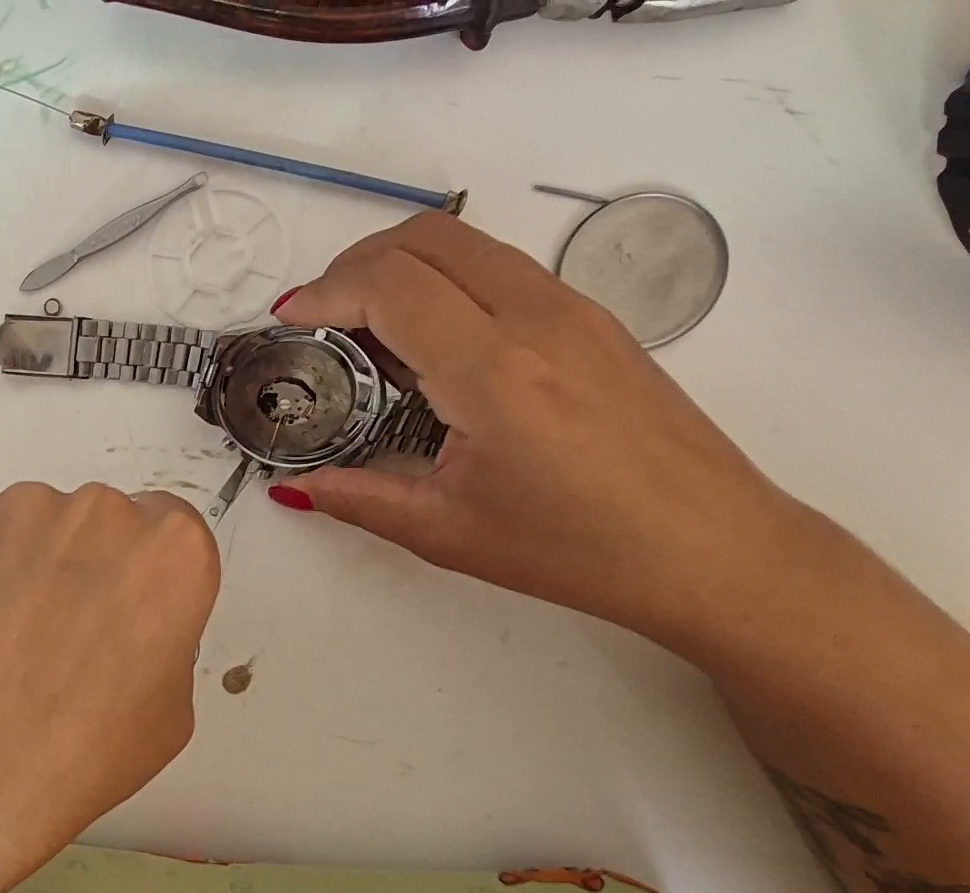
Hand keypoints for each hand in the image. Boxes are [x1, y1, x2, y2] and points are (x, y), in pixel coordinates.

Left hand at [0, 482, 219, 892]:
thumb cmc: (78, 752)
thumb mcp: (168, 712)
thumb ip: (165, 637)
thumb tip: (130, 624)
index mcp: (172, 551)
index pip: (173, 532)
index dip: (148, 576)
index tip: (126, 609)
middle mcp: (101, 510)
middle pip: (104, 524)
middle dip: (90, 566)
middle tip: (62, 631)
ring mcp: (21, 509)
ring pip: (39, 528)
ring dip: (33, 566)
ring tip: (6, 639)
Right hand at [269, 212, 806, 640]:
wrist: (711, 549)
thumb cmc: (574, 549)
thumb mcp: (445, 530)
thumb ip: (356, 498)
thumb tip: (292, 488)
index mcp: (493, 372)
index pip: (390, 284)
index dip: (324, 292)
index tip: (288, 324)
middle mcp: (536, 318)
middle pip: (425, 236)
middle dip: (352, 264)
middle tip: (317, 316)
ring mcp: (573, 309)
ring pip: (466, 241)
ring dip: (399, 265)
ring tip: (363, 327)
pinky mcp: (593, 318)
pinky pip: (499, 268)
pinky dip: (443, 279)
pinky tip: (428, 343)